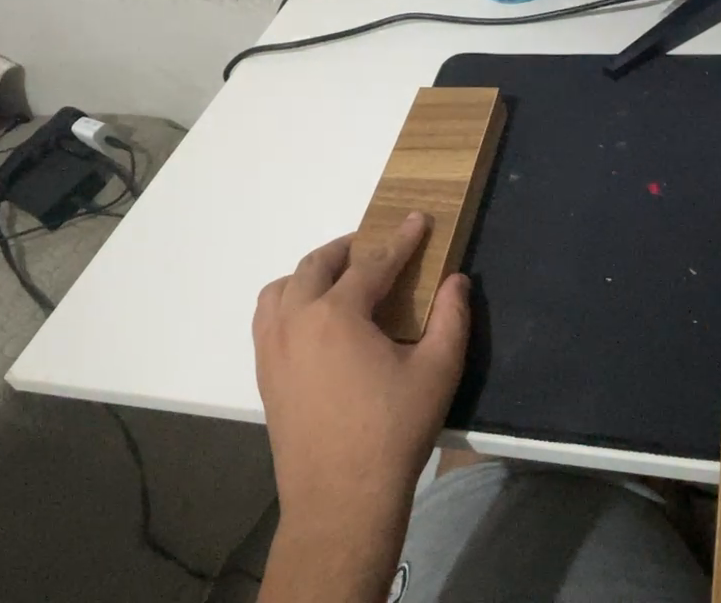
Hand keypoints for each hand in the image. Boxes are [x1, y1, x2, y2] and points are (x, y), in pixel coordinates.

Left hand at [252, 212, 470, 601]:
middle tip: (377, 248)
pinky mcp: (264, 374)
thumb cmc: (393, 431)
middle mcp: (296, 320)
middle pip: (317, 265)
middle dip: (349, 248)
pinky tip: (312, 319)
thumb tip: (456, 281)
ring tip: (339, 278)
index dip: (401, 239)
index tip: (418, 219)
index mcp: (337, 313)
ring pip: (282, 288)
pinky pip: (268, 318)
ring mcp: (273, 348)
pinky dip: (288, 301)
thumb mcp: (437, 370)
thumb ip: (452, 317)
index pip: (373, 262)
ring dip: (311, 272)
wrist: (341, 500)